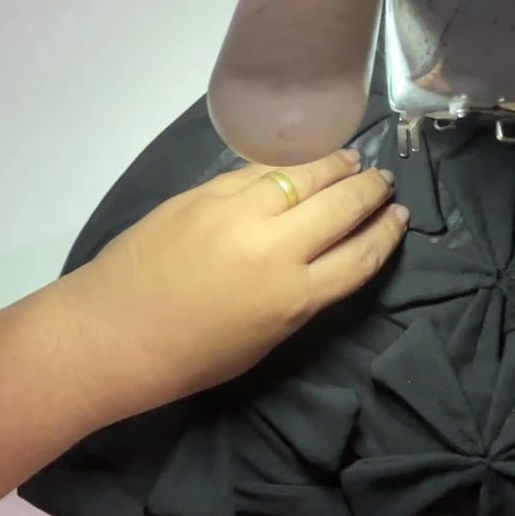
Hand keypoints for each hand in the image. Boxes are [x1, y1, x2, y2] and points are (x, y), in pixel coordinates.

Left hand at [47, 149, 409, 423]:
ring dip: (335, 165)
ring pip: (304, 175)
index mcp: (294, 296)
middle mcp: (275, 247)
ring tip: (352, 159)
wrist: (114, 331)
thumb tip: (327, 252)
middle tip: (384, 180)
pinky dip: (287, 165)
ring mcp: (238, 212)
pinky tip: (300, 161)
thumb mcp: (265, 338)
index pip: (361, 255)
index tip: (400, 217)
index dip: (386, 234)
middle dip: (370, 190)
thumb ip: (303, 294)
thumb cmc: (191, 356)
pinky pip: (260, 170)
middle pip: (341, 207)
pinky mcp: (206, 192)